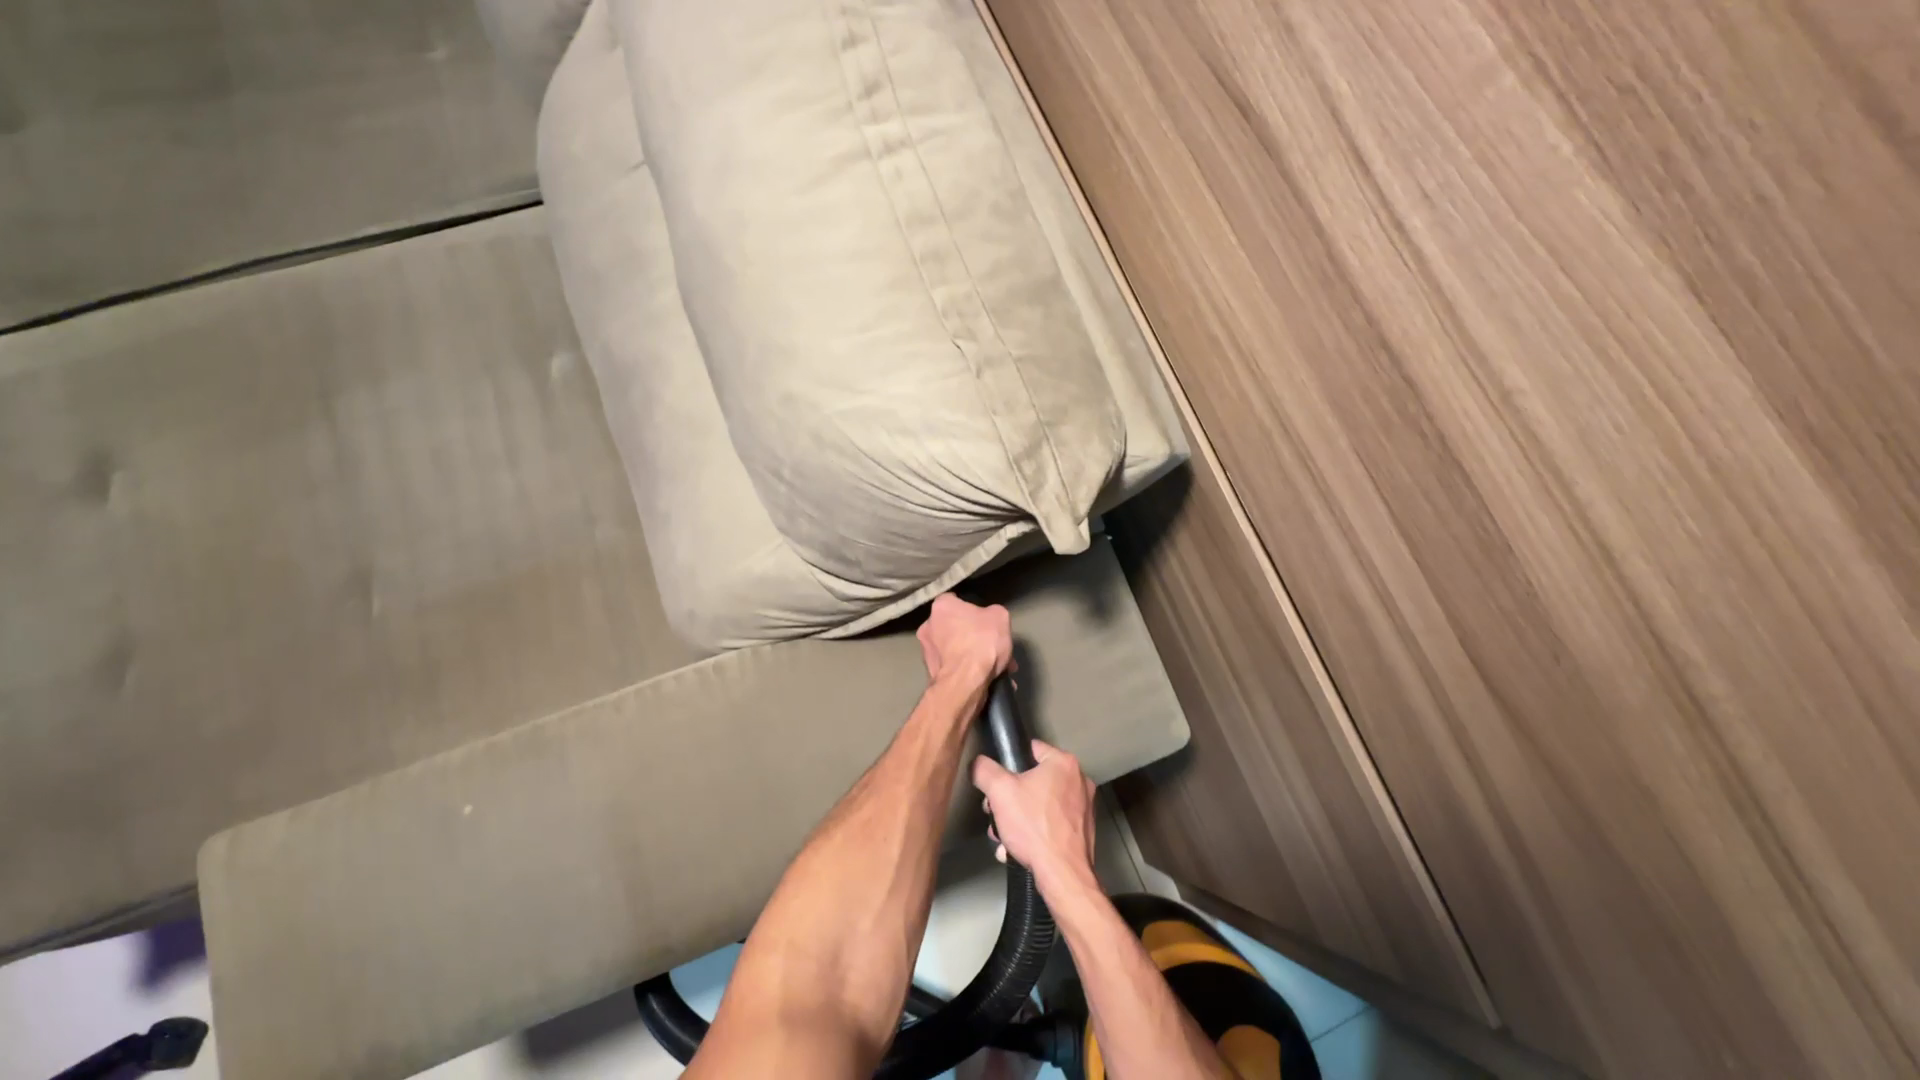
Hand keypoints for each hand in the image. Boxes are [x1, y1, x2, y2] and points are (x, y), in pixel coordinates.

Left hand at [917, 594, 1013, 686]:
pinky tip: (986, 678)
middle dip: (974, 637)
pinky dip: (967, 671)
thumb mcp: (1000, 616)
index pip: (954, 600)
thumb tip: (989, 620)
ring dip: (973, 656)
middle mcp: (928, 626)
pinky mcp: (931, 672)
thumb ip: (993, 613)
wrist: (966, 682)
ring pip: (955, 649)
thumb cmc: (982, 641)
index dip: (971, 609)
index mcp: (941, 606)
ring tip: (995, 668)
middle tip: (993, 647)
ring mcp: (926, 651)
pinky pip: (954, 666)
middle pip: (955, 627)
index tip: (984, 619)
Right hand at [971, 740, 1097, 896]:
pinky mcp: (1082, 831)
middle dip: (1010, 799)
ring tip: (1004, 837)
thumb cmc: (1033, 826)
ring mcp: (1084, 808)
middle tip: (995, 814)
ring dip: (1018, 819)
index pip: (1031, 749)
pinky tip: (1017, 850)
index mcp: (1064, 763)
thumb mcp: (999, 791)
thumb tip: (978, 764)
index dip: (1009, 763)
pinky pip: (1051, 825)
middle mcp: (1079, 781)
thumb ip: (984, 770)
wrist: (1062, 873)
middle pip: (1034, 781)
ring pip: (1040, 805)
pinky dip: (1034, 834)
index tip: (997, 781)